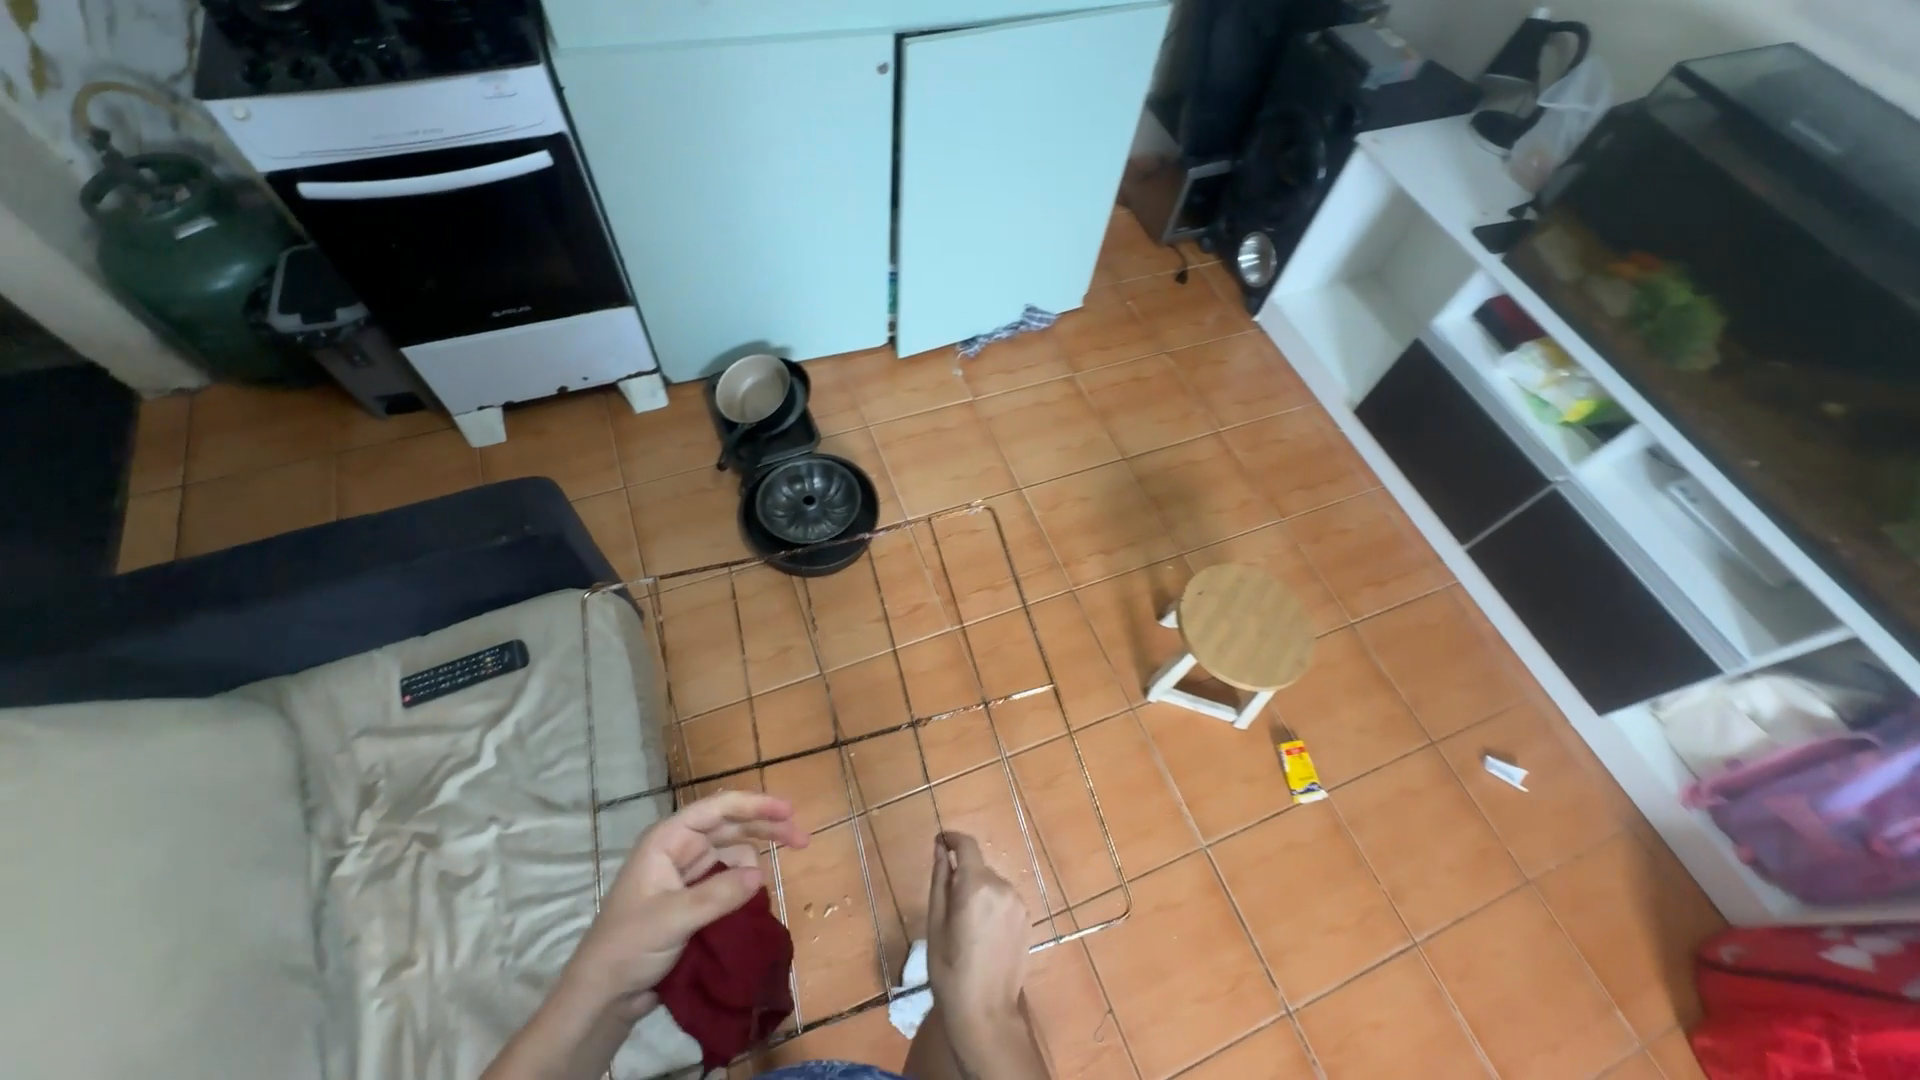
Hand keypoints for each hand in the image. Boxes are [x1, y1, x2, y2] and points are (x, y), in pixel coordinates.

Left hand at [561, 791, 810, 1019]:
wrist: (603, 994)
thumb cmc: (627, 946)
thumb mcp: (673, 918)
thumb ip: (717, 894)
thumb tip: (760, 874)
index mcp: (666, 841)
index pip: (716, 809)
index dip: (754, 805)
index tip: (788, 811)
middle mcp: (678, 850)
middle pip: (730, 827)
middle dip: (765, 827)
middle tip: (802, 839)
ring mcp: (686, 875)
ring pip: (732, 852)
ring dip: (758, 854)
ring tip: (785, 864)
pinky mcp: (693, 899)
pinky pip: (728, 879)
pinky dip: (747, 880)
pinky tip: (761, 890)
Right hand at [925, 832, 1030, 1029]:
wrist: (985, 1010)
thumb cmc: (950, 969)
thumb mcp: (935, 922)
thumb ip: (940, 879)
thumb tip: (940, 848)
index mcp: (976, 885)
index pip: (967, 845)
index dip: (952, 839)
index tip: (940, 842)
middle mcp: (1002, 887)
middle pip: (979, 868)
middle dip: (963, 876)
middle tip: (946, 907)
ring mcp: (1018, 903)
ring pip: (992, 884)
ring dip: (978, 892)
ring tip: (964, 927)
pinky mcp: (1027, 919)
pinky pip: (1004, 900)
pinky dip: (992, 906)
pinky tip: (983, 934)